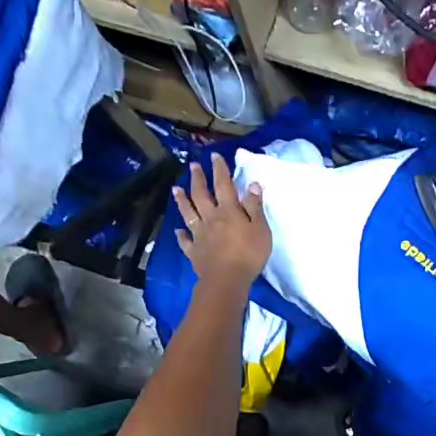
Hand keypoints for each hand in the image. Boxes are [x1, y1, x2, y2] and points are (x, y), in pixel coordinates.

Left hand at [172, 154, 269, 288]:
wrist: (226, 279)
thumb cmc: (248, 253)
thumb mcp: (260, 228)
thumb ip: (254, 207)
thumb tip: (252, 184)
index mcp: (228, 211)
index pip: (224, 185)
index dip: (219, 169)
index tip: (214, 156)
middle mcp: (210, 218)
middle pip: (201, 195)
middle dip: (197, 178)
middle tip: (193, 165)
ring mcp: (199, 234)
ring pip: (188, 213)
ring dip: (182, 200)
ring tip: (176, 189)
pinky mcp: (193, 251)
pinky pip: (185, 241)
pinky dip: (181, 235)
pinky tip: (177, 230)